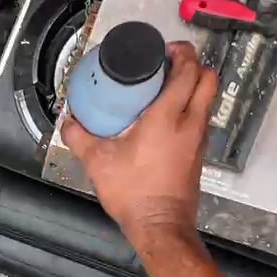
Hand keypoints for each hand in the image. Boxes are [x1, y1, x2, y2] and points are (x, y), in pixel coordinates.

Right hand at [61, 40, 216, 250]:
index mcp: (169, 117)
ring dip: (192, 86)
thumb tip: (69, 121)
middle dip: (192, 64)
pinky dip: (190, 108)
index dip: (180, 53)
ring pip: (207, 98)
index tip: (164, 50)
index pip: (188, 70)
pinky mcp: (199, 153)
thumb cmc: (133, 193)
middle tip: (167, 64)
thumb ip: (79, 136)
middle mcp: (191, 123)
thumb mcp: (97, 162)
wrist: (160, 225)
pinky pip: (201, 118)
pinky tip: (165, 118)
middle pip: (208, 78)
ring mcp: (199, 139)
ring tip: (164, 88)